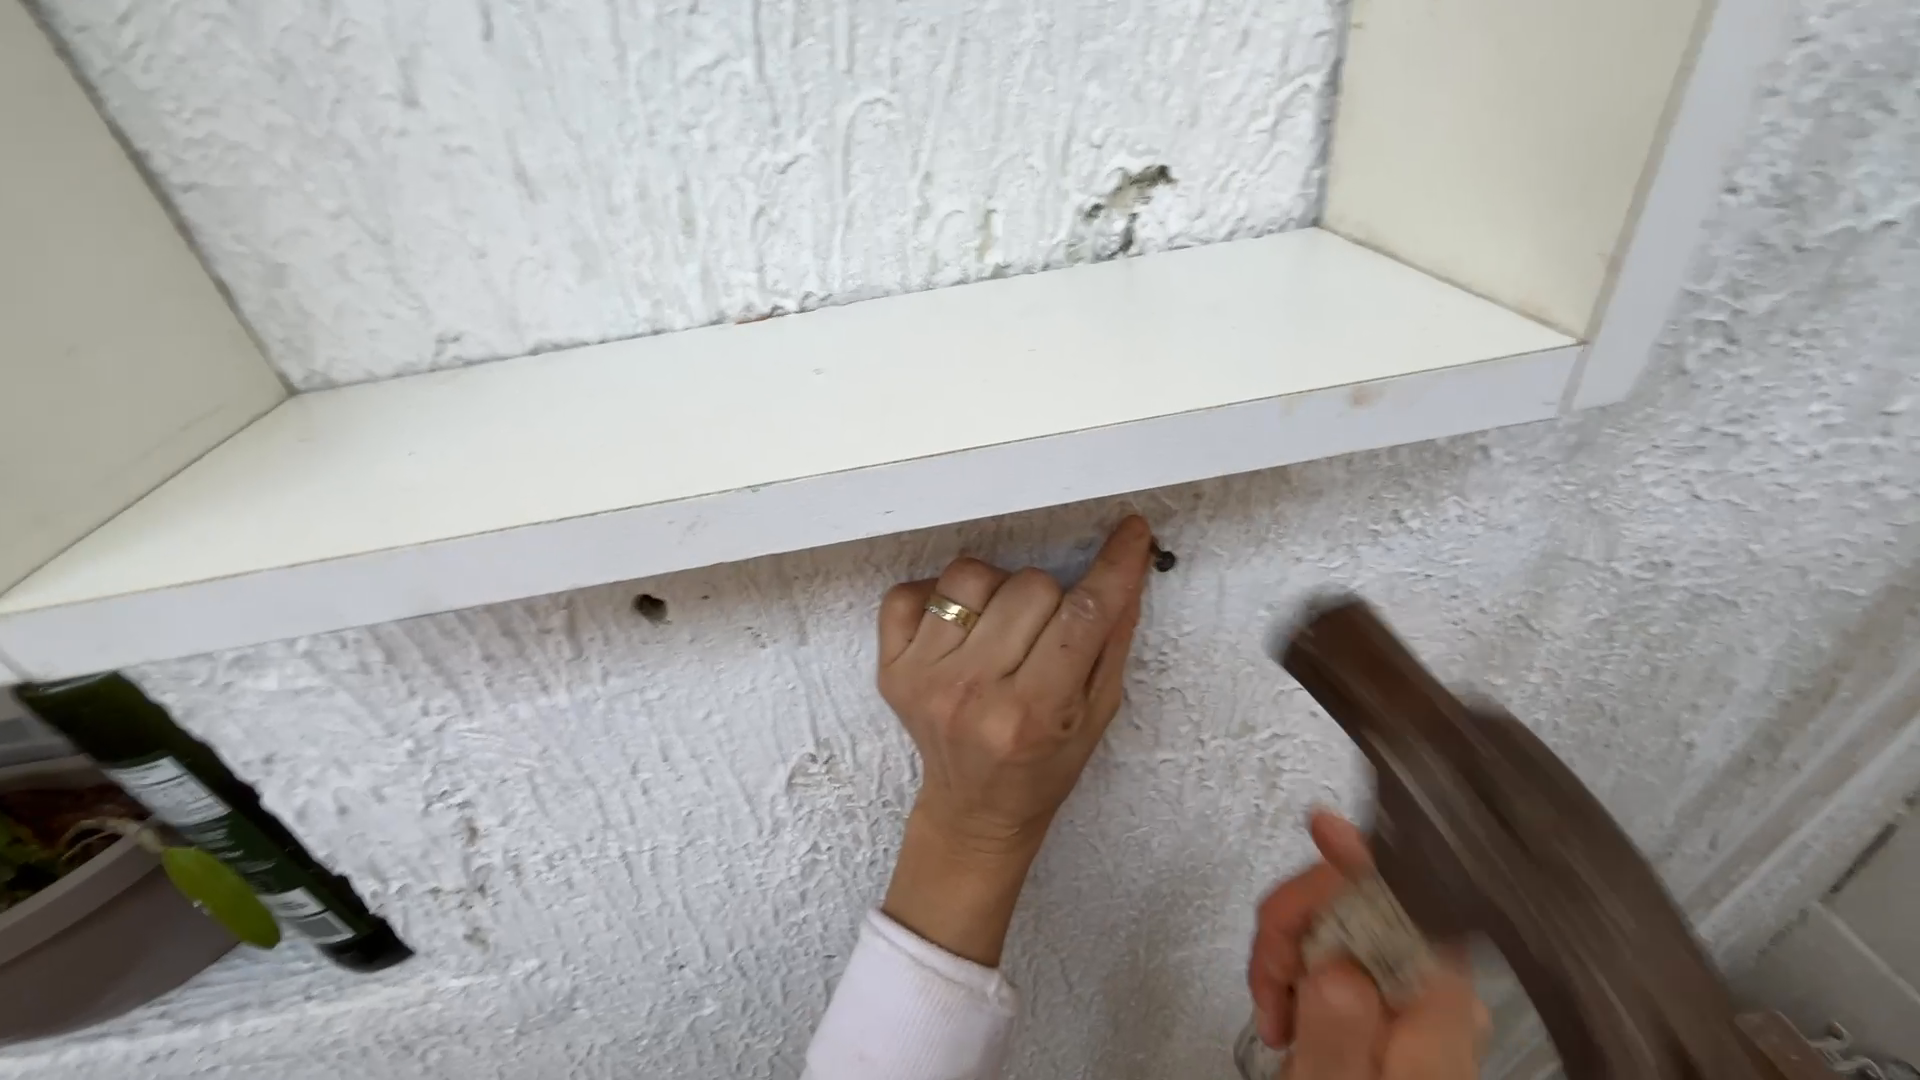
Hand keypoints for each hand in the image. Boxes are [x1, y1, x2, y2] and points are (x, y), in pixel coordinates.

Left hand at [876, 516, 1155, 964]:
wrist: (974, 809)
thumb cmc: (1044, 766)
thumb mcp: (1097, 715)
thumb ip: (1112, 641)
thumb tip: (1128, 569)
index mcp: (1034, 713)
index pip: (1083, 614)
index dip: (1113, 565)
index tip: (1130, 533)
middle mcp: (974, 693)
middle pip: (1031, 585)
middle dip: (1052, 598)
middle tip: (1047, 633)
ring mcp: (925, 679)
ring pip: (971, 575)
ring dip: (997, 591)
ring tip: (1001, 628)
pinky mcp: (891, 670)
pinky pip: (910, 591)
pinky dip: (938, 597)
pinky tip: (958, 628)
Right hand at [1248, 811, 1483, 1079]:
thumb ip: (1340, 1036)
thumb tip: (1333, 965)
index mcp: (1436, 1004)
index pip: (1406, 898)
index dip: (1360, 856)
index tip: (1321, 826)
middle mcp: (1433, 986)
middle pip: (1357, 902)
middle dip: (1294, 923)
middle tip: (1268, 980)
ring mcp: (1411, 989)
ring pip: (1337, 922)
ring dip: (1289, 947)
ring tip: (1275, 1007)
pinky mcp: (1386, 995)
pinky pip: (1335, 947)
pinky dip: (1298, 964)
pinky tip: (1289, 1003)